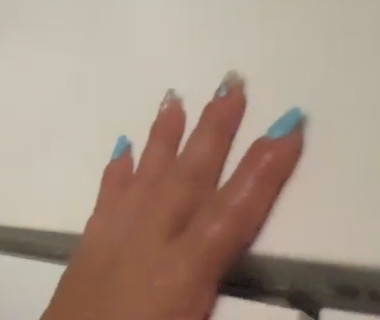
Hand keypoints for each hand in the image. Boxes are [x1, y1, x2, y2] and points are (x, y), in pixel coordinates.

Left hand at [41, 76, 304, 319]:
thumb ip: (233, 306)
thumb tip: (239, 240)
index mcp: (183, 272)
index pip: (232, 211)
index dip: (264, 170)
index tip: (288, 127)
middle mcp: (149, 240)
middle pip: (188, 175)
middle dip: (214, 129)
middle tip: (231, 82)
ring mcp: (114, 235)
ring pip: (147, 173)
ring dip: (165, 134)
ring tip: (176, 96)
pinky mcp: (90, 242)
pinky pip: (109, 192)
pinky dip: (121, 167)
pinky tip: (126, 146)